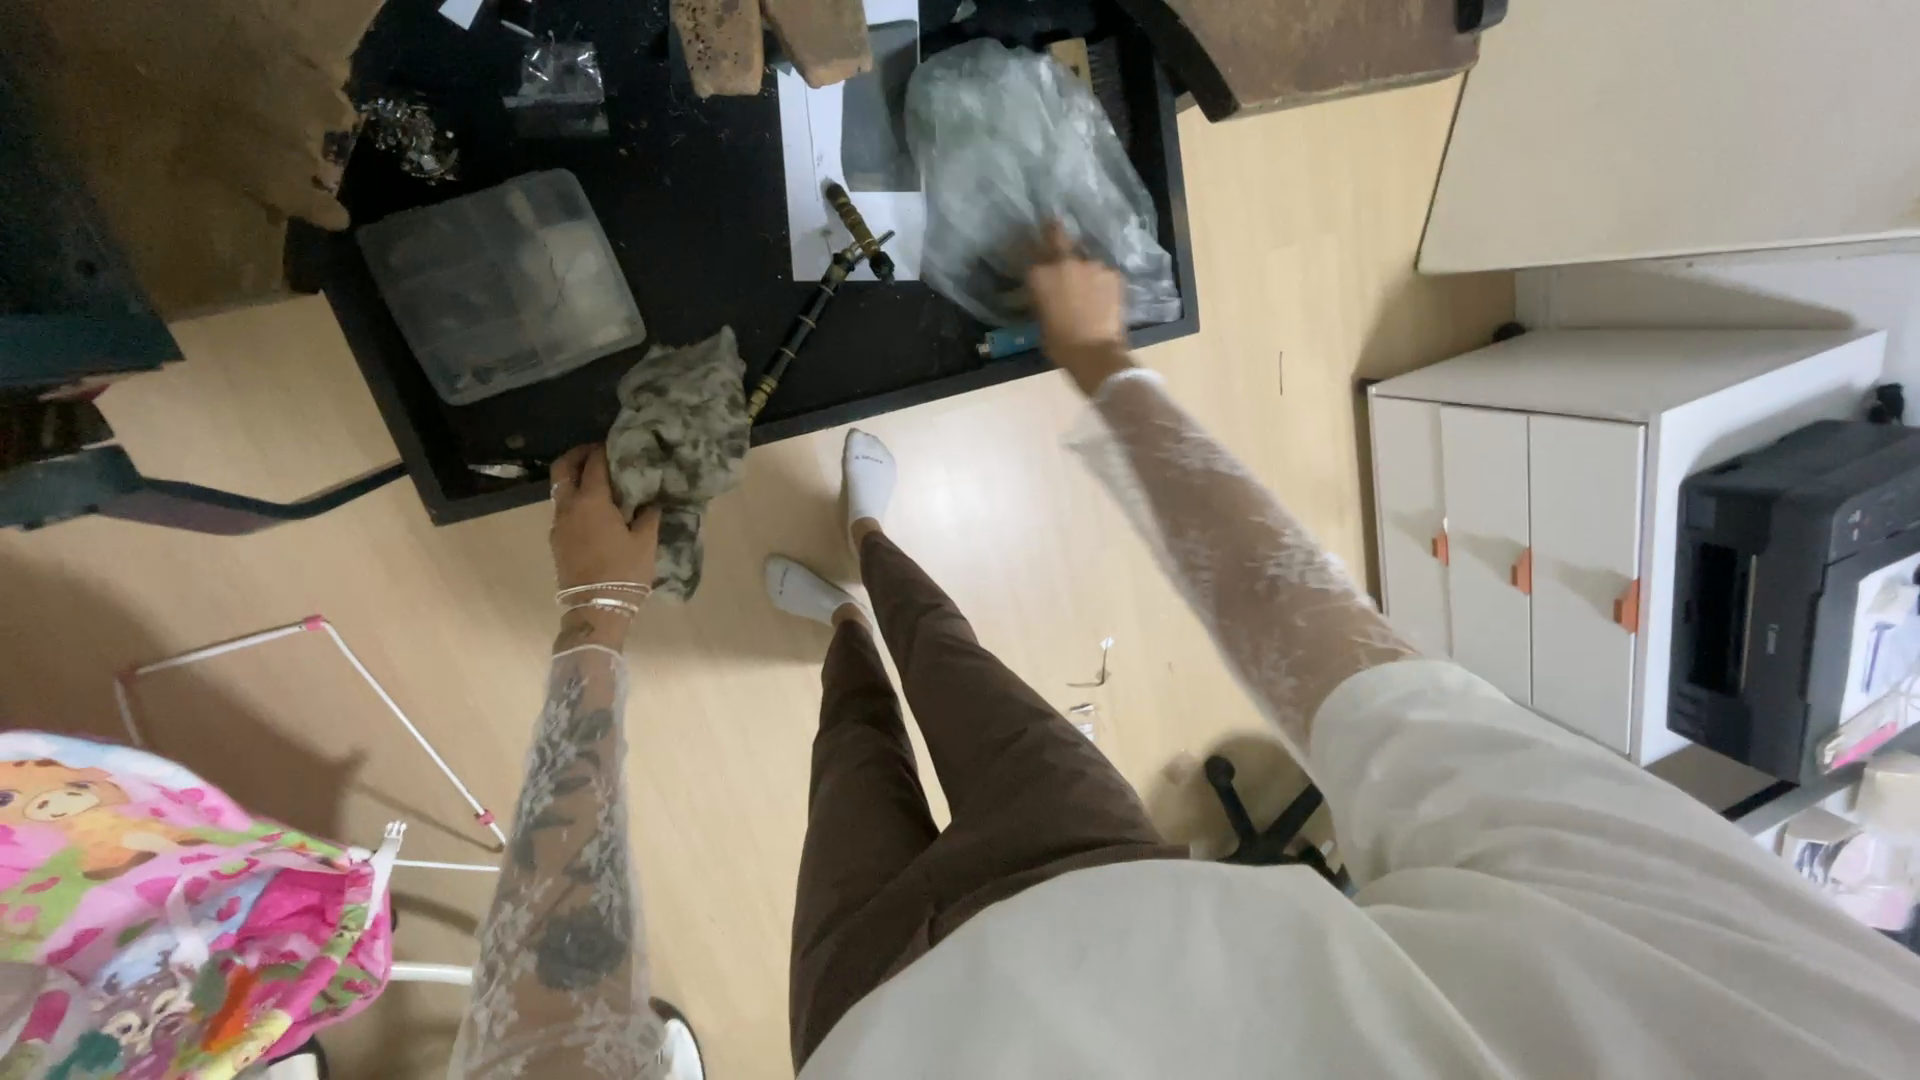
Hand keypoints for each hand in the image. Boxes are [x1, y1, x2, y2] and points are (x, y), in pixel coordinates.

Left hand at [550, 445, 659, 648]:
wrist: (595, 607)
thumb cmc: (624, 571)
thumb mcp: (646, 542)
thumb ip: (648, 516)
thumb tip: (650, 502)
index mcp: (592, 502)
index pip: (595, 465)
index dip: (604, 450)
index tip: (616, 444)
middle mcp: (569, 507)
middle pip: (563, 469)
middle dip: (578, 456)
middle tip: (597, 453)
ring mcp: (558, 524)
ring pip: (561, 489)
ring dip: (576, 479)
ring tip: (601, 483)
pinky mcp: (557, 540)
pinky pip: (564, 509)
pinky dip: (576, 500)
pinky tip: (597, 510)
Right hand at [1027, 222, 1134, 395]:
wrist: (1095, 353)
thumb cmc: (1060, 344)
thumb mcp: (1041, 320)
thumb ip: (1042, 296)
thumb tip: (1046, 290)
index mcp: (1039, 275)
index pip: (1029, 253)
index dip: (1031, 253)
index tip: (1034, 256)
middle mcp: (1064, 262)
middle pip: (1057, 234)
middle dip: (1053, 230)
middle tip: (1052, 225)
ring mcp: (1092, 264)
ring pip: (1084, 258)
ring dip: (1083, 267)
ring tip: (1087, 285)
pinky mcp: (1113, 273)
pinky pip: (1103, 272)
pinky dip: (1101, 280)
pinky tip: (1102, 296)